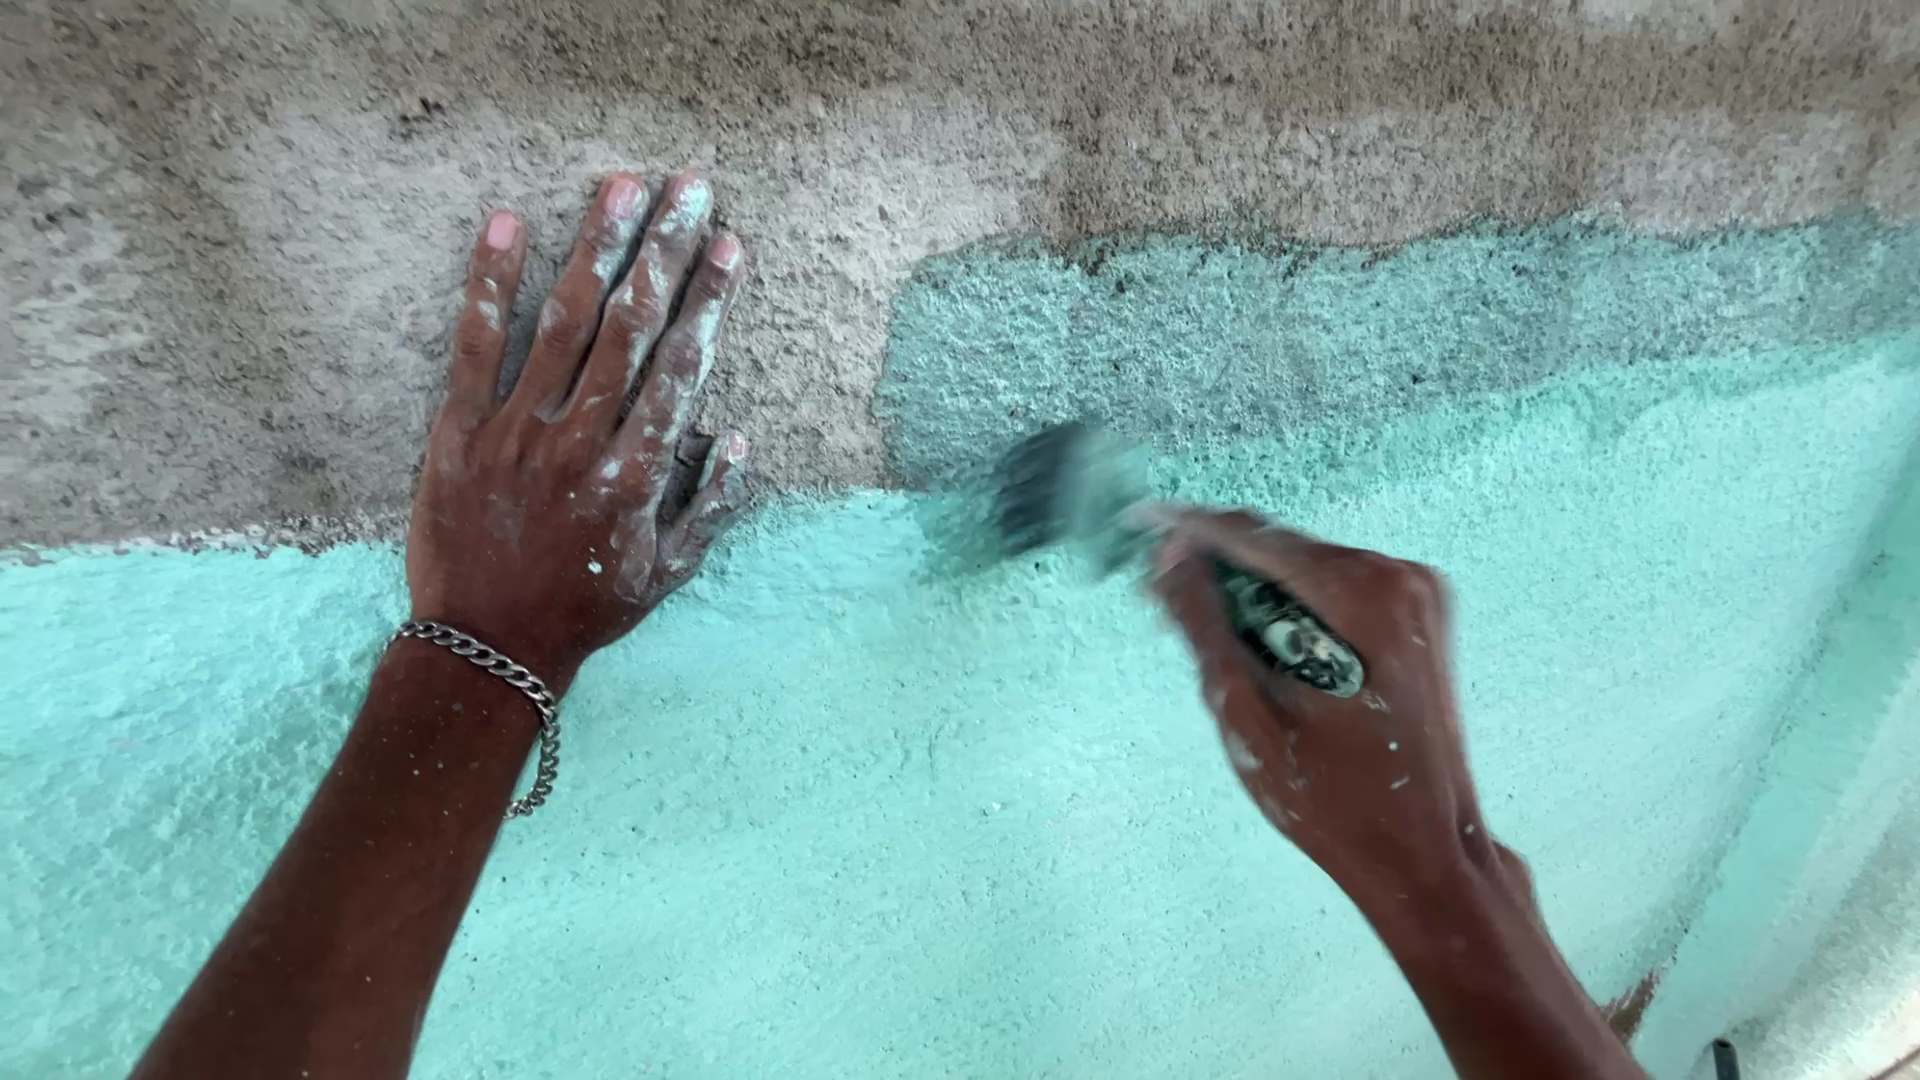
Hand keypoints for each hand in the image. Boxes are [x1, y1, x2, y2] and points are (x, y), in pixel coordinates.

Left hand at [406, 171, 748, 687]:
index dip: (709, 301)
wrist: (489, 643)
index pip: (683, 369)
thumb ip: (712, 507)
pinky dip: (486, 283)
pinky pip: (472, 346)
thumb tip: (741, 441)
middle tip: (687, 189)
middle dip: (664, 252)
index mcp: (638, 474)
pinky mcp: (456, 431)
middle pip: (632, 328)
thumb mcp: (672, 572)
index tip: (728, 247)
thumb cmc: (591, 607)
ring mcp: (516, 430)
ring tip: (620, 187)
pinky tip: (503, 225)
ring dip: (594, 247)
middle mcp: (583, 439)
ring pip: (563, 322)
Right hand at [1147, 508, 1521, 901]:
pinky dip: (1280, 600)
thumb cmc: (1332, 797)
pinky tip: (1246, 629)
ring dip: (1244, 584)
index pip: (1255, 538)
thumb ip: (1202, 625)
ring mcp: (1414, 592)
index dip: (1190, 528)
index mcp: (1364, 596)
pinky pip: (1327, 585)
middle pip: (1279, 547)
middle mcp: (1398, 577)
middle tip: (1157, 587)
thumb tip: (1166, 559)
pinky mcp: (1414, 612)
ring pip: (1299, 563)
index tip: (1141, 523)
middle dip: (1213, 563)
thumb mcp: (1246, 710)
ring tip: (1193, 615)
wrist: (1425, 852)